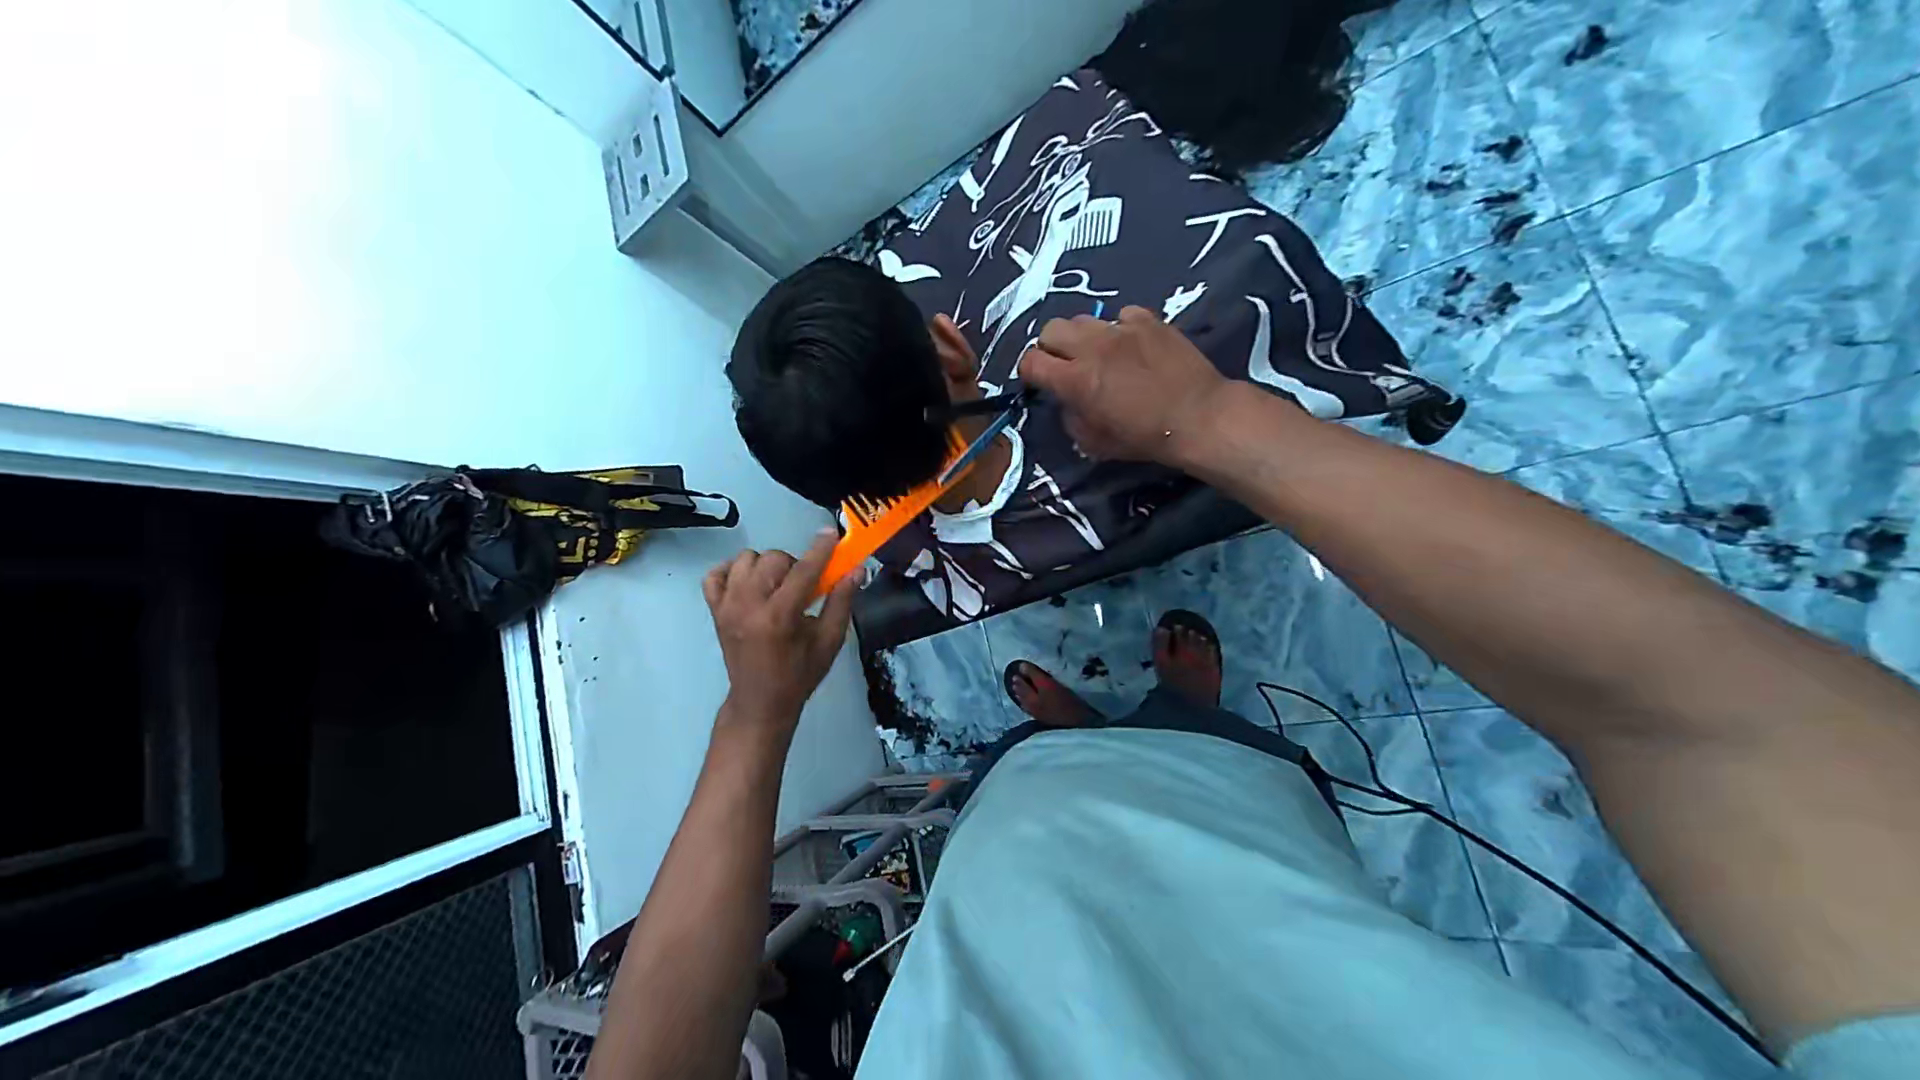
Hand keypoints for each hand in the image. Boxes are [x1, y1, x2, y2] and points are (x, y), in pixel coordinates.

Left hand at [702, 529, 855, 737]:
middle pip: (773, 559)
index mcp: (779, 617)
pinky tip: (749, 584)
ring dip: (767, 566)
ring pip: (747, 560)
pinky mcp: (714, 610)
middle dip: (795, 565)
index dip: (820, 549)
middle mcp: (748, 606)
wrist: (760, 701)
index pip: (803, 570)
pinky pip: (717, 573)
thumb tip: (856, 569)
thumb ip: (842, 602)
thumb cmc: (800, 674)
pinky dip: (733, 571)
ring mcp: (726, 606)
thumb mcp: (829, 641)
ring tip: (777, 586)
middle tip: (804, 587)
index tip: (831, 534)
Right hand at [1019, 307, 1234, 464]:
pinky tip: (1130, 346)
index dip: (1030, 372)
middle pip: (1051, 329)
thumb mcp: (1094, 443)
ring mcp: (1121, 329)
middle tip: (1066, 365)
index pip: (1031, 361)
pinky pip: (1121, 315)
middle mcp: (1093, 347)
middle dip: (1051, 348)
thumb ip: (1070, 416)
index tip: (1039, 382)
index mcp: (1076, 380)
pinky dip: (1118, 329)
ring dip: (1083, 337)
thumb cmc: (1144, 438)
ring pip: (1083, 319)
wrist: (1199, 417)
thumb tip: (1066, 400)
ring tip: (1098, 354)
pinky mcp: (1149, 320)